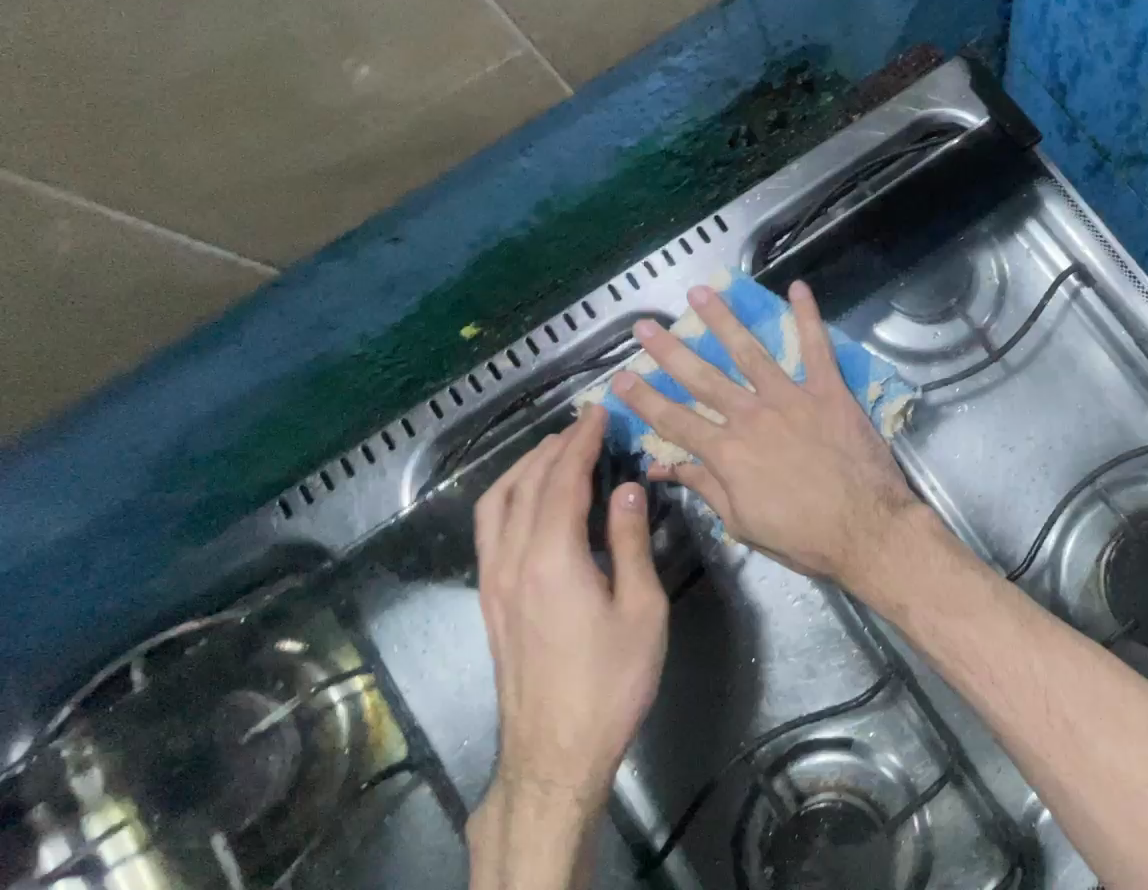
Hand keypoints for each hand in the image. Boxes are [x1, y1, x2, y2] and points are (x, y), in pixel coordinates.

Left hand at [473, 405, 667, 805]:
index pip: (562, 482)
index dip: (581, 442)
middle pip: (523, 487)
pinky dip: (508, 499)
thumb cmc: (611, 680)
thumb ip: (629, 543)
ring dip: (523, 469)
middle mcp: (512, 562)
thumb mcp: (641, 609)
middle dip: (553, 448)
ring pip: (495, 507)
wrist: (556, 751)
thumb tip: (627, 488)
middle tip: (584, 425)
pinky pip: (490, 531)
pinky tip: (530, 502)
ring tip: (554, 451)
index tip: (598, 413)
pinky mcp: (491, 603)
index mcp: (551, 559)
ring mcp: (494, 584)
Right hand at [609, 280, 925, 585]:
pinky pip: (816, 348)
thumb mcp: (742, 523)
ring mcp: (792, 399)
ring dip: (723, 321)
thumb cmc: (802, 537)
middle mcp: (752, 417)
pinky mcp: (830, 392)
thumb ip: (706, 488)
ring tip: (701, 294)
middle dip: (669, 351)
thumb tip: (662, 469)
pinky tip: (798, 289)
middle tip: (644, 326)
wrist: (865, 530)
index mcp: (726, 453)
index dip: (644, 399)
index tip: (620, 378)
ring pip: (749, 352)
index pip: (674, 420)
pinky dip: (808, 317)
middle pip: (702, 378)